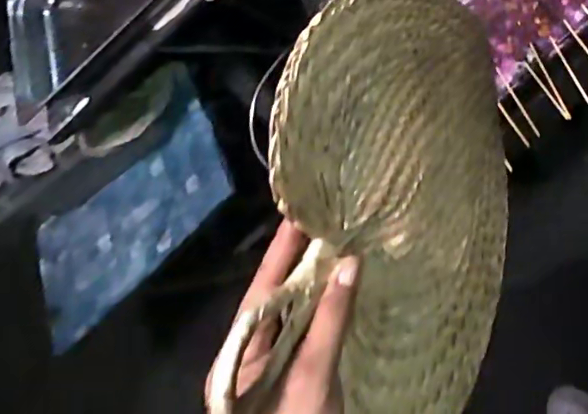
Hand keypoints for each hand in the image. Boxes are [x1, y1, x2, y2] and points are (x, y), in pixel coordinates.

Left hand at [208, 221, 359, 413]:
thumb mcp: (311, 379)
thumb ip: (330, 320)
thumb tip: (350, 259)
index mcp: (237, 356)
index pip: (262, 287)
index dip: (282, 248)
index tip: (302, 207)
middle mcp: (249, 358)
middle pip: (277, 296)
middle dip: (302, 258)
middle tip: (329, 217)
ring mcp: (271, 371)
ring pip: (294, 312)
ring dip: (316, 279)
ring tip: (340, 240)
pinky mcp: (294, 380)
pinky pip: (308, 331)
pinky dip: (325, 305)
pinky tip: (344, 285)